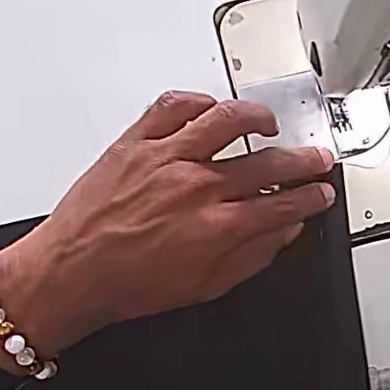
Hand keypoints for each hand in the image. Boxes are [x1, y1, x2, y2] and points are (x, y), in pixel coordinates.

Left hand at [0, 91, 335, 353]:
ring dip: (257, 118)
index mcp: (218, 227)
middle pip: (267, 162)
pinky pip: (172, 106)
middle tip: (314, 159)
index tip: (318, 193)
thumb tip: (283, 233)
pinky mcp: (135, 142)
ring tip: (268, 124)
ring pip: (226, 120)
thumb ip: (251, 257)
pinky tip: (208, 109)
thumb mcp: (203, 287)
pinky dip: (197, 101)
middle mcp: (197, 186)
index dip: (309, 197)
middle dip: (303, 160)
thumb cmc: (127, 284)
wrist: (71, 272)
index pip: (283, 203)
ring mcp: (166, 158)